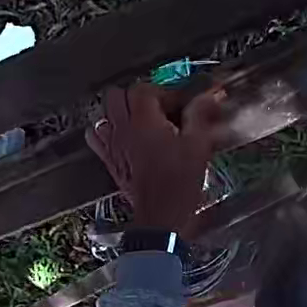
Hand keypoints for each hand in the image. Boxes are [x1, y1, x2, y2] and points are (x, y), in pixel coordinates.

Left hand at [87, 82, 225, 235]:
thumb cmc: (180, 182)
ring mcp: (111, 144)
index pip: (144, 89)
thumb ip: (199, 115)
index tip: (180, 106)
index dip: (164, 93)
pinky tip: (122, 135)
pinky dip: (106, 129)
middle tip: (160, 109)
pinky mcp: (108, 160)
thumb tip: (211, 95)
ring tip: (140, 120)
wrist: (161, 217)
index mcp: (143, 120)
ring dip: (121, 110)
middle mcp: (122, 128)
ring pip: (104, 111)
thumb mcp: (198, 145)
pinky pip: (96, 135)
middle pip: (118, 94)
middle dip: (139, 96)